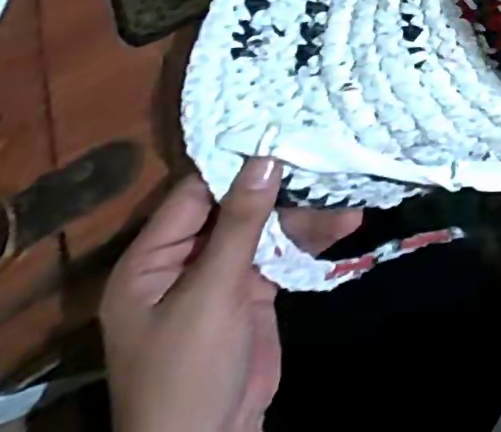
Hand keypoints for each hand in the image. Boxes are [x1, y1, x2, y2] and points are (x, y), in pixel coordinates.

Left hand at [101, 160, 361, 431]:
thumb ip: (239, 223)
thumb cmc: (188, 367)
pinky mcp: (251, 292)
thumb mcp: (212, 292)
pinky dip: (310, 240)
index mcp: (152, 259)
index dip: (237, 164)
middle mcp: (184, 260)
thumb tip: (265, 158)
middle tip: (326, 161)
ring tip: (349, 201)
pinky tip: (343, 225)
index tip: (283, 133)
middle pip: (236, 208)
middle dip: (282, 190)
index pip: (195, 194)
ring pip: (265, 229)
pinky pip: (281, 253)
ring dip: (306, 217)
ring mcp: (220, 276)